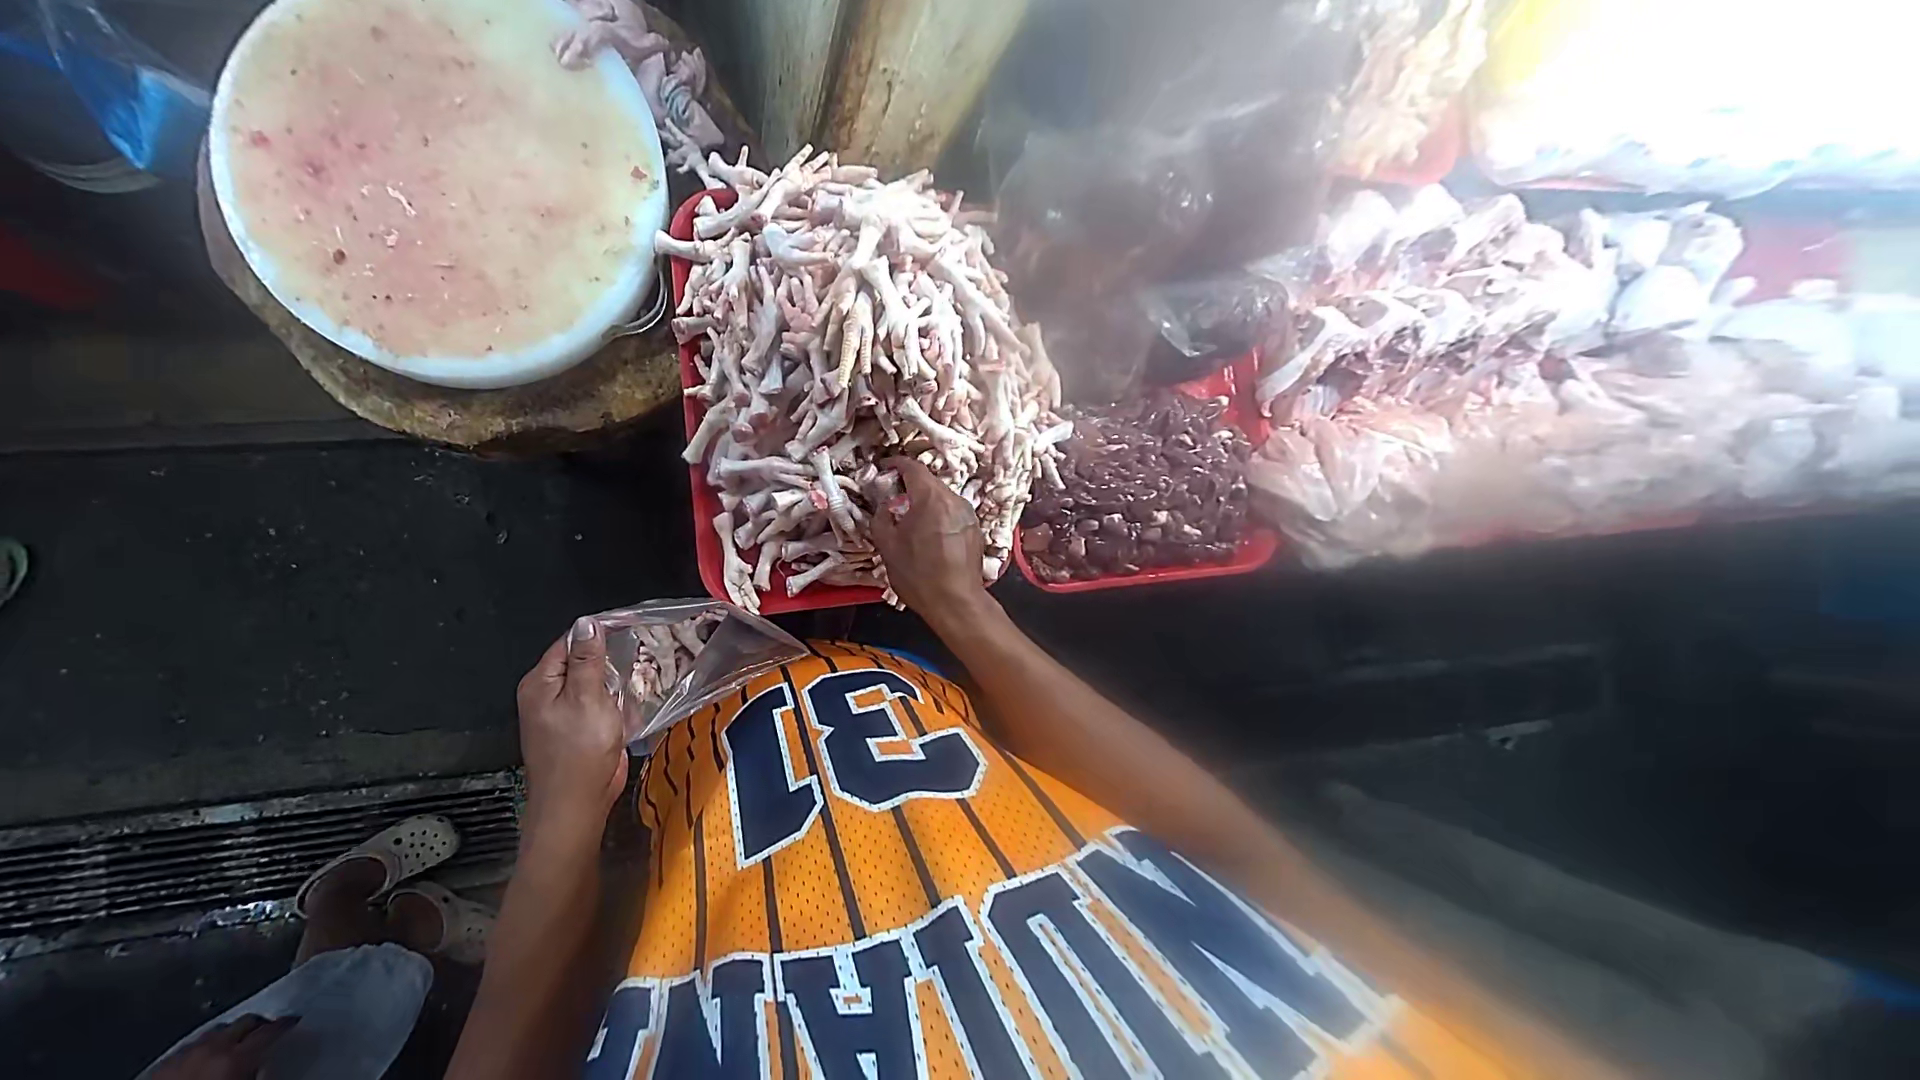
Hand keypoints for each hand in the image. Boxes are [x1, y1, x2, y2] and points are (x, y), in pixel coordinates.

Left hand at [150, 1015, 296, 1079]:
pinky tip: (198, 1065)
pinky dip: (199, 1051)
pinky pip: (186, 1049)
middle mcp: (211, 1049)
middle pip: (245, 1022)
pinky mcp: (157, 1069)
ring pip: (214, 1032)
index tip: (293, 1025)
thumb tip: (274, 1062)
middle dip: (257, 1026)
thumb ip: (262, 1075)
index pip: (272, 1029)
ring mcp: (180, 1057)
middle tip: (264, 1035)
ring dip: (227, 1036)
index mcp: (236, 1058)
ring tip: (230, 1049)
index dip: (286, 1025)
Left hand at [515, 619, 629, 842]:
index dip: (599, 631)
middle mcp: (550, 694)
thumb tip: (587, 623)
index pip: (570, 641)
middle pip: (583, 660)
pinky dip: (620, 697)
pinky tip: (639, 694)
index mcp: (542, 683)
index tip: (633, 622)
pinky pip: (603, 701)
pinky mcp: (584, 727)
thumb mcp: (586, 698)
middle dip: (613, 654)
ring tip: (650, 665)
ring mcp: (567, 711)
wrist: (577, 804)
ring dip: (620, 676)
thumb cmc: (578, 752)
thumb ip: (587, 659)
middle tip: (647, 643)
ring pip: (597, 681)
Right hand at [870, 457, 990, 624]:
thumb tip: (886, 506)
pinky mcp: (976, 529)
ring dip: (925, 503)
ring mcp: (968, 515)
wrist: (955, 602)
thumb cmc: (919, 575)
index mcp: (931, 498)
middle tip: (893, 497)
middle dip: (910, 486)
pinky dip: (939, 516)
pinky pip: (953, 513)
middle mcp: (954, 500)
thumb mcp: (887, 545)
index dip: (896, 464)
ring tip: (910, 519)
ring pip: (942, 498)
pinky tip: (929, 535)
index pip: (913, 467)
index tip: (885, 468)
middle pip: (929, 482)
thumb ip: (881, 517)